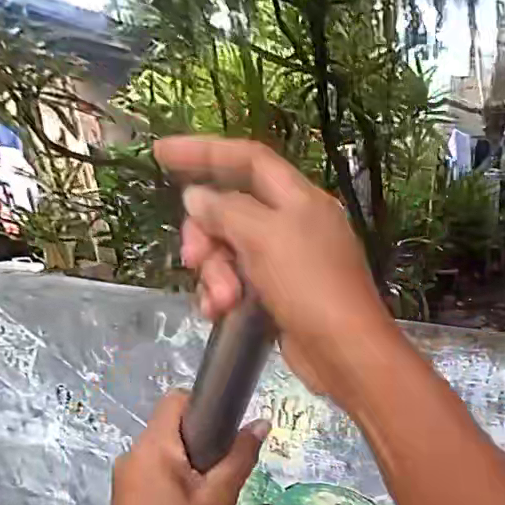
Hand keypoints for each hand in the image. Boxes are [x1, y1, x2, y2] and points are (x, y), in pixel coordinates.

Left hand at [94, 389, 266, 504]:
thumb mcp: (219, 499)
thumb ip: (240, 457)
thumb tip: (261, 423)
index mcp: (152, 448)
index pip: (175, 400)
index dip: (205, 405)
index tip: (228, 432)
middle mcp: (131, 455)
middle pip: (171, 426)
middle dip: (202, 440)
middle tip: (224, 474)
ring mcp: (124, 477)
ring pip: (165, 451)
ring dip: (191, 462)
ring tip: (210, 496)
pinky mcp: (124, 497)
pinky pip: (155, 471)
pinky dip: (176, 478)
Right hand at [154, 135, 401, 401]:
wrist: (345, 352)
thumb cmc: (310, 287)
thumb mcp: (265, 238)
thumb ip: (226, 210)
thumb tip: (197, 197)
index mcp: (299, 199)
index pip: (247, 159)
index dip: (203, 151)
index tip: (160, 154)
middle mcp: (294, 225)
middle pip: (231, 210)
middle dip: (206, 234)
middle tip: (193, 259)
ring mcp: (287, 263)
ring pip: (230, 251)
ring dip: (215, 274)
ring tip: (221, 301)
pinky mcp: (280, 298)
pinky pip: (239, 283)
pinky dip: (224, 295)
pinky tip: (218, 313)